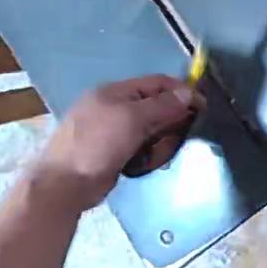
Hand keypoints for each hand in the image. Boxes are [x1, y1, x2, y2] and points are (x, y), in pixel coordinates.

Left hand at [30, 75, 201, 211]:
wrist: (63, 185)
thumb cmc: (97, 144)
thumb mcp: (132, 119)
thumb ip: (162, 105)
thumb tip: (189, 93)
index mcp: (113, 92)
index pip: (156, 82)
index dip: (180, 91)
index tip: (202, 105)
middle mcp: (112, 107)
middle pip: (153, 105)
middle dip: (171, 118)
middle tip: (183, 133)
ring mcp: (110, 130)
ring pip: (149, 127)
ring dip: (160, 138)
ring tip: (160, 152)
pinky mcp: (112, 151)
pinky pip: (140, 145)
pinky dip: (148, 151)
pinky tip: (149, 161)